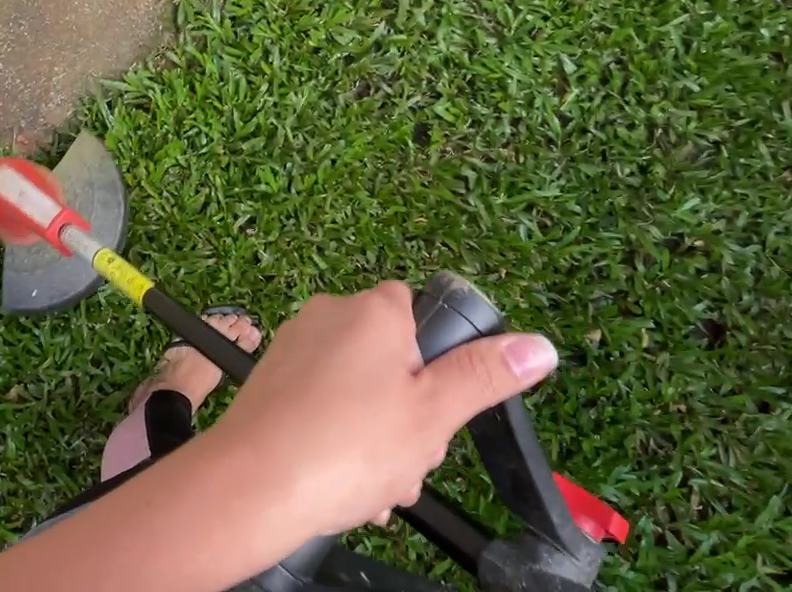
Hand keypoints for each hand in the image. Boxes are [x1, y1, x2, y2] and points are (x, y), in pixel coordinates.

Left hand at [208, 282, 557, 538]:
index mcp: (370, 310)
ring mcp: (295, 344)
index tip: (435, 403)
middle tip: (407, 457)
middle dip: (408, 412)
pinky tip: (344, 483)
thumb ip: (483, 376)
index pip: (416, 309)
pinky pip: (323, 401)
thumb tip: (538, 344)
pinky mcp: (273, 376)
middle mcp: (327, 314)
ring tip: (375, 483)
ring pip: (359, 388)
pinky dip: (339, 436)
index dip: (434, 358)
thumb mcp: (433, 413)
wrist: (253, 481)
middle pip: (390, 357)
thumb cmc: (347, 443)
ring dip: (378, 436)